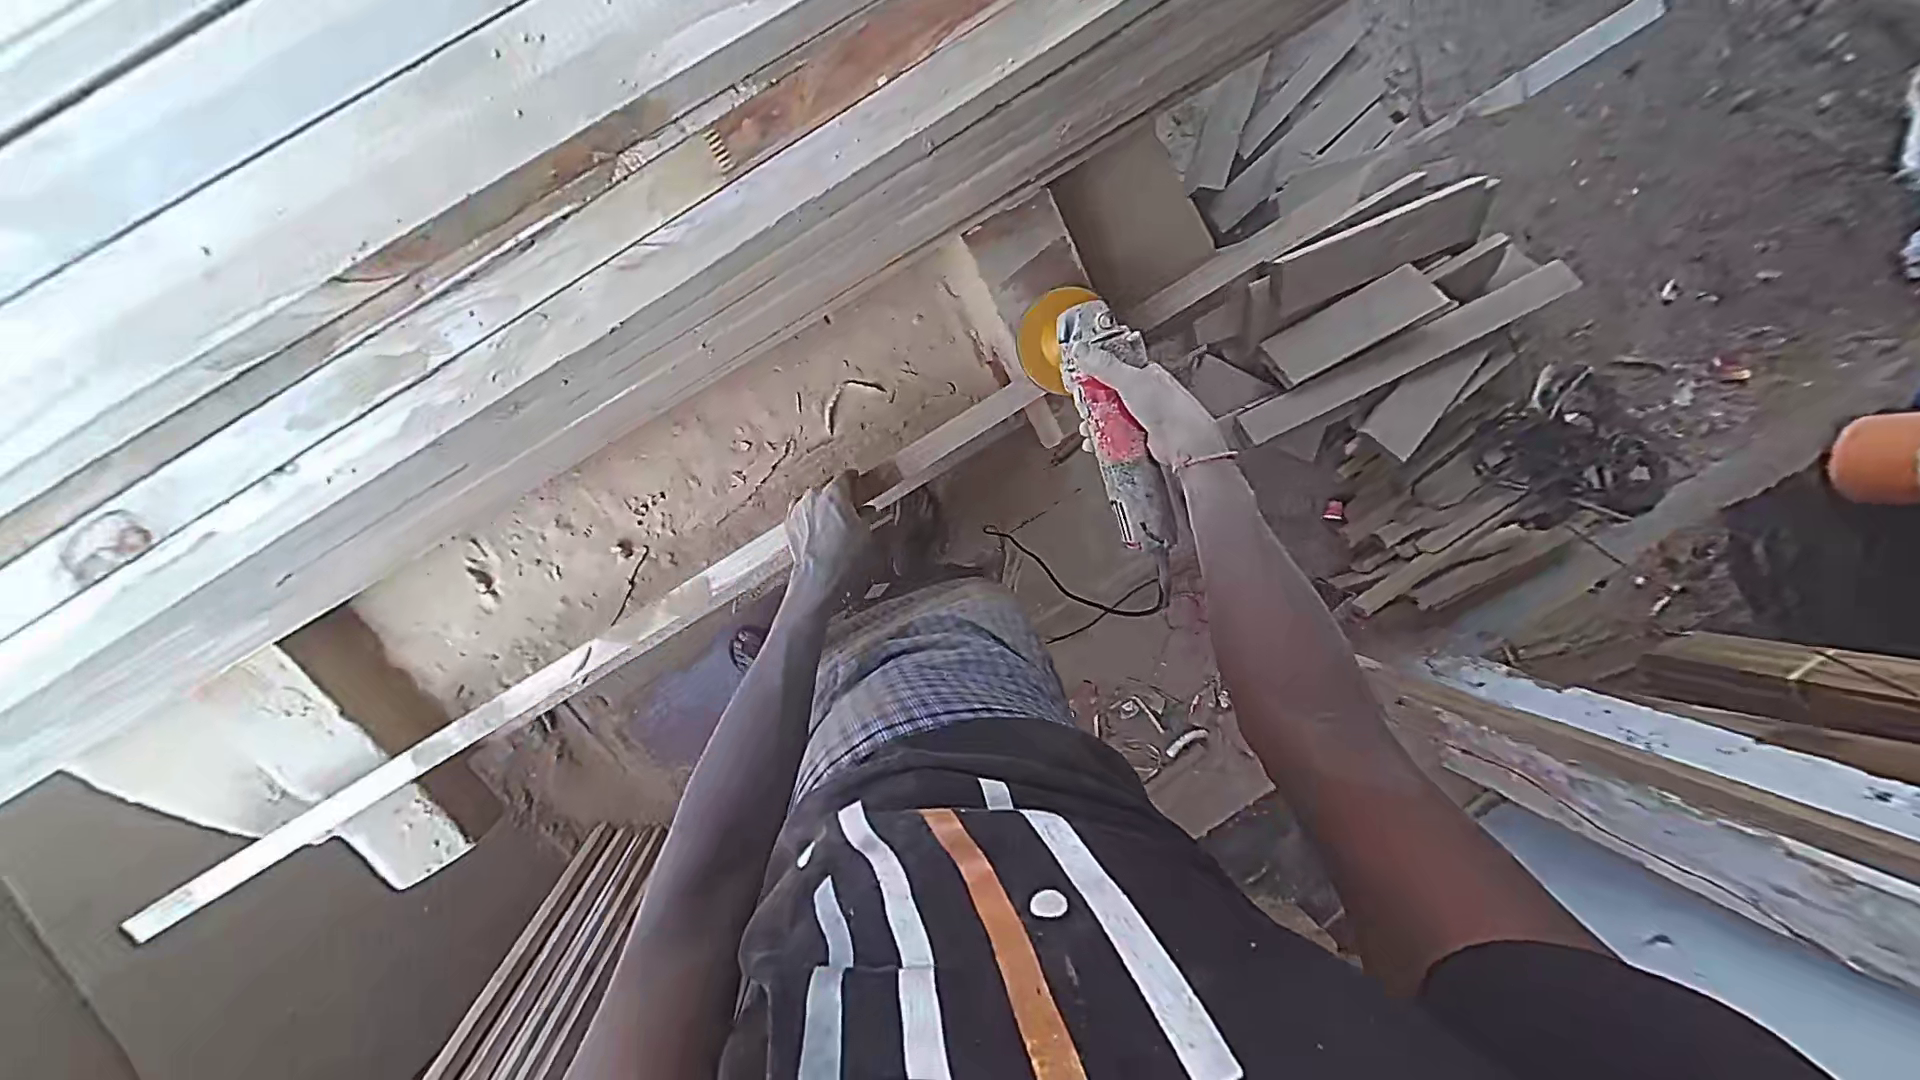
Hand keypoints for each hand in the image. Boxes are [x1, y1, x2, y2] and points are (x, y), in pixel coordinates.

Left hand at [784, 471, 873, 603]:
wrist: (820, 577)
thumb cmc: (846, 557)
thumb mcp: (868, 533)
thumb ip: (868, 516)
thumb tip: (868, 512)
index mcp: (835, 493)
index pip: (847, 477)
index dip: (855, 480)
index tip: (858, 482)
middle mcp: (813, 496)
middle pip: (829, 488)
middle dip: (840, 496)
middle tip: (851, 509)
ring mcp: (799, 509)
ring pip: (814, 500)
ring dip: (824, 507)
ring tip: (834, 522)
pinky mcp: (790, 524)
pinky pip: (802, 513)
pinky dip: (811, 518)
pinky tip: (819, 530)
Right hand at [1071, 344, 1229, 466]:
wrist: (1185, 443)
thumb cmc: (1168, 408)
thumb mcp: (1131, 380)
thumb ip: (1104, 366)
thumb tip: (1080, 349)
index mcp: (1144, 374)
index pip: (1111, 369)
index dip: (1093, 375)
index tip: (1079, 382)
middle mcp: (1143, 395)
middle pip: (1106, 396)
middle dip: (1091, 405)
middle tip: (1084, 409)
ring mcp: (1140, 417)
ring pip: (1108, 418)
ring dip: (1094, 425)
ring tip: (1088, 430)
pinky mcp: (1137, 438)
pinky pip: (1114, 436)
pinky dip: (1102, 441)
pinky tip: (1096, 443)